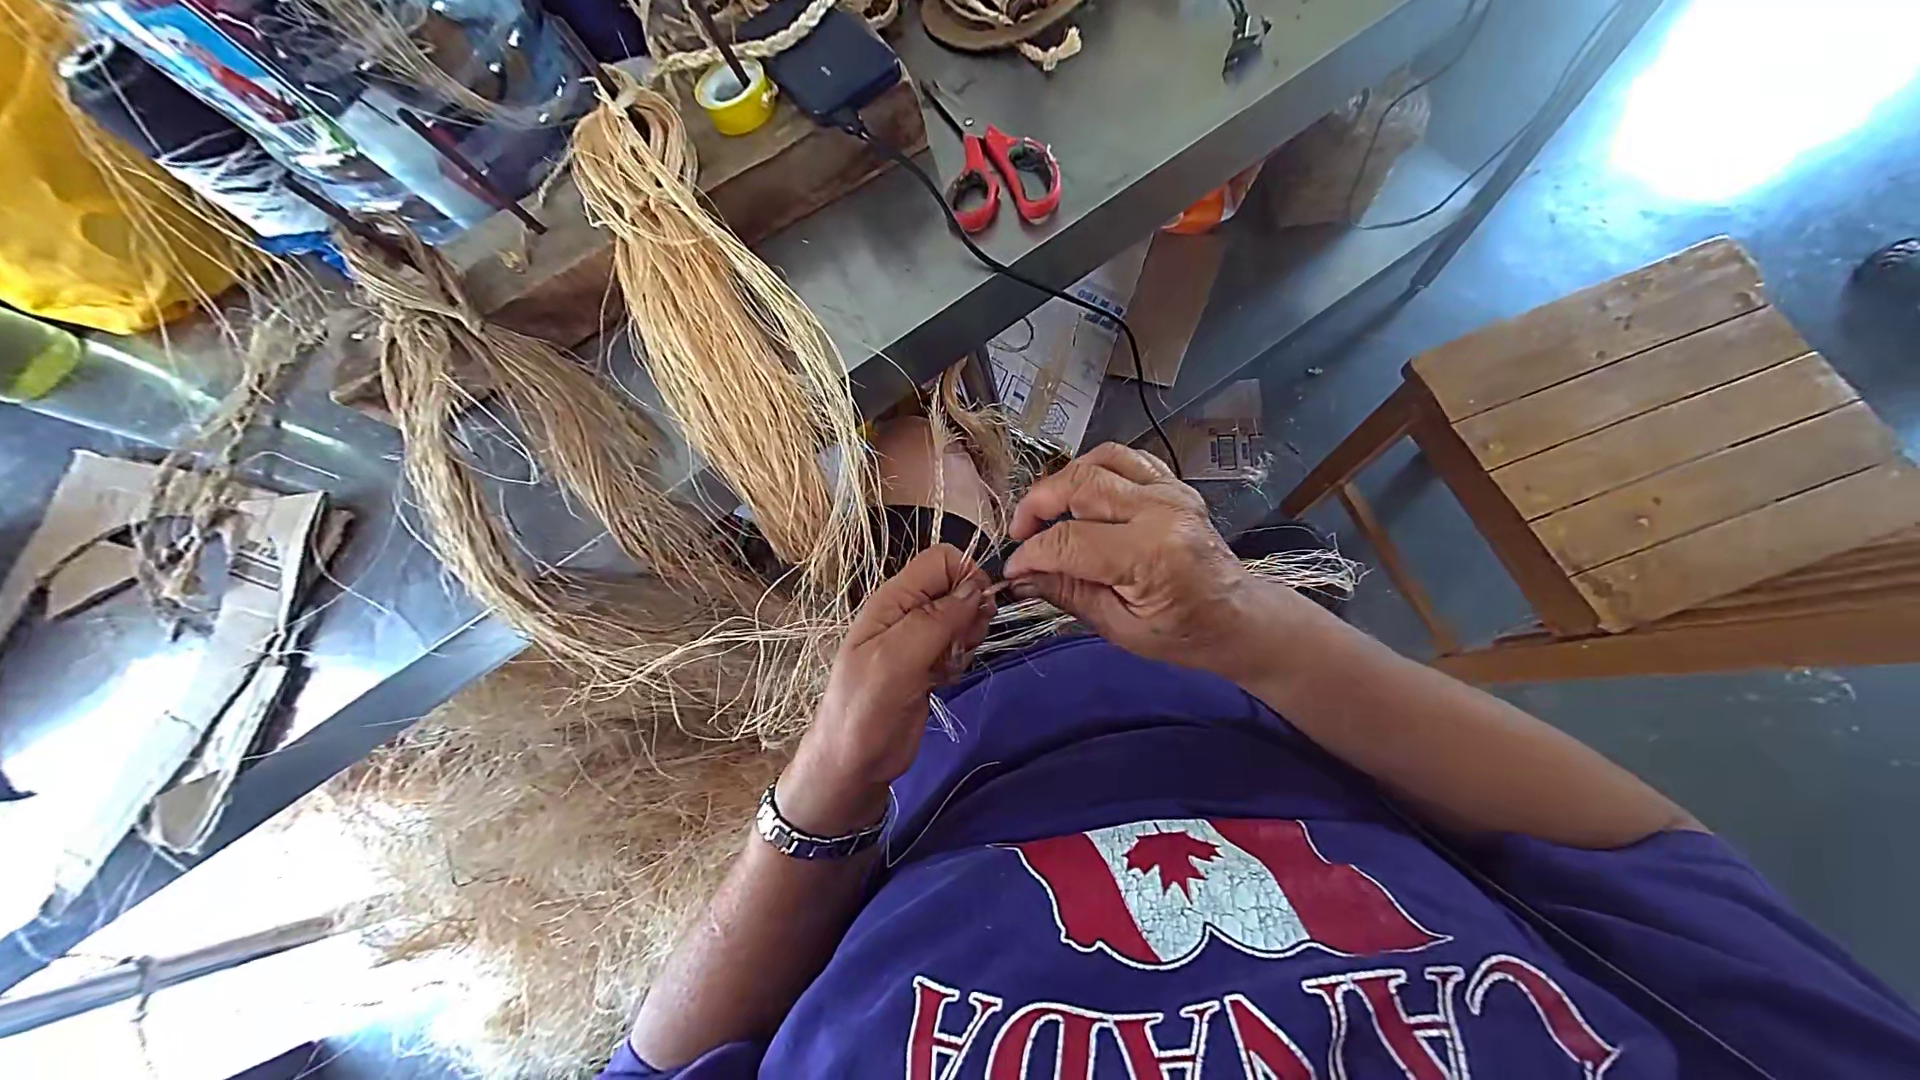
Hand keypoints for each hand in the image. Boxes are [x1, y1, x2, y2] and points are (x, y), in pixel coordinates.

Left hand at [778, 545, 994, 836]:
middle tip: (959, 645)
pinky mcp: (929, 664)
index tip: (976, 610)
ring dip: (966, 640)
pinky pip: (958, 646)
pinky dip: (960, 660)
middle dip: (970, 613)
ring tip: (946, 666)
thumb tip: (977, 587)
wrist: (853, 762)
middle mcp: (908, 612)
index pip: (942, 560)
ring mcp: (919, 639)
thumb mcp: (897, 659)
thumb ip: (937, 618)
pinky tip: (943, 680)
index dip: (966, 576)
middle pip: (958, 587)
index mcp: (895, 598)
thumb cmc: (866, 708)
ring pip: (963, 617)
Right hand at [1003, 443, 1320, 676]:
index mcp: (1150, 556)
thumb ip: (1066, 592)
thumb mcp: (1118, 627)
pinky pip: (1125, 457)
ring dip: (1062, 482)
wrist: (1237, 617)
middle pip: (1078, 484)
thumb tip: (1020, 576)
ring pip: (1098, 460)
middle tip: (1020, 534)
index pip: (1068, 541)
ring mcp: (1170, 491)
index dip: (1030, 555)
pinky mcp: (1173, 483)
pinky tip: (1082, 493)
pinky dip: (1094, 469)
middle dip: (1036, 506)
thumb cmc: (1183, 633)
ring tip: (1047, 510)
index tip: (1013, 571)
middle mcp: (1160, 512)